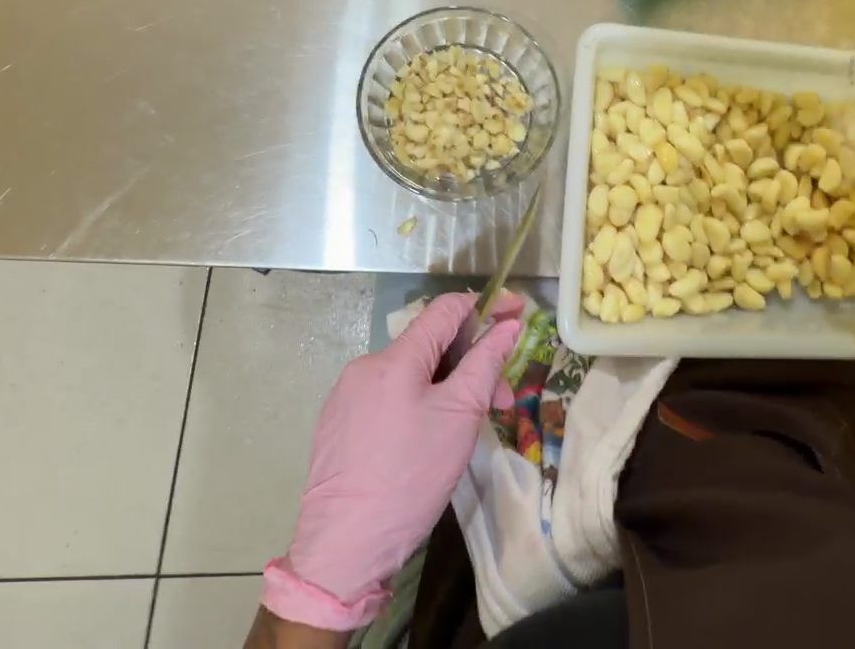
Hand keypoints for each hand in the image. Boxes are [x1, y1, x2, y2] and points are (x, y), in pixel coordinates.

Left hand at [260, 292, 522, 630]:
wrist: (344, 547)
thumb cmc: (410, 475)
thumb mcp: (460, 415)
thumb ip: (486, 363)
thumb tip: (508, 323)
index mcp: (395, 358)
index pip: (445, 310)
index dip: (485, 307)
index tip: (516, 312)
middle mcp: (365, 366)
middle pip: (429, 345)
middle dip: (471, 362)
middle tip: (501, 399)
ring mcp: (346, 397)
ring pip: (411, 375)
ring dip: (448, 387)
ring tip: (468, 427)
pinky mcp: (338, 425)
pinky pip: (389, 398)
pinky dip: (419, 404)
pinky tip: (430, 439)